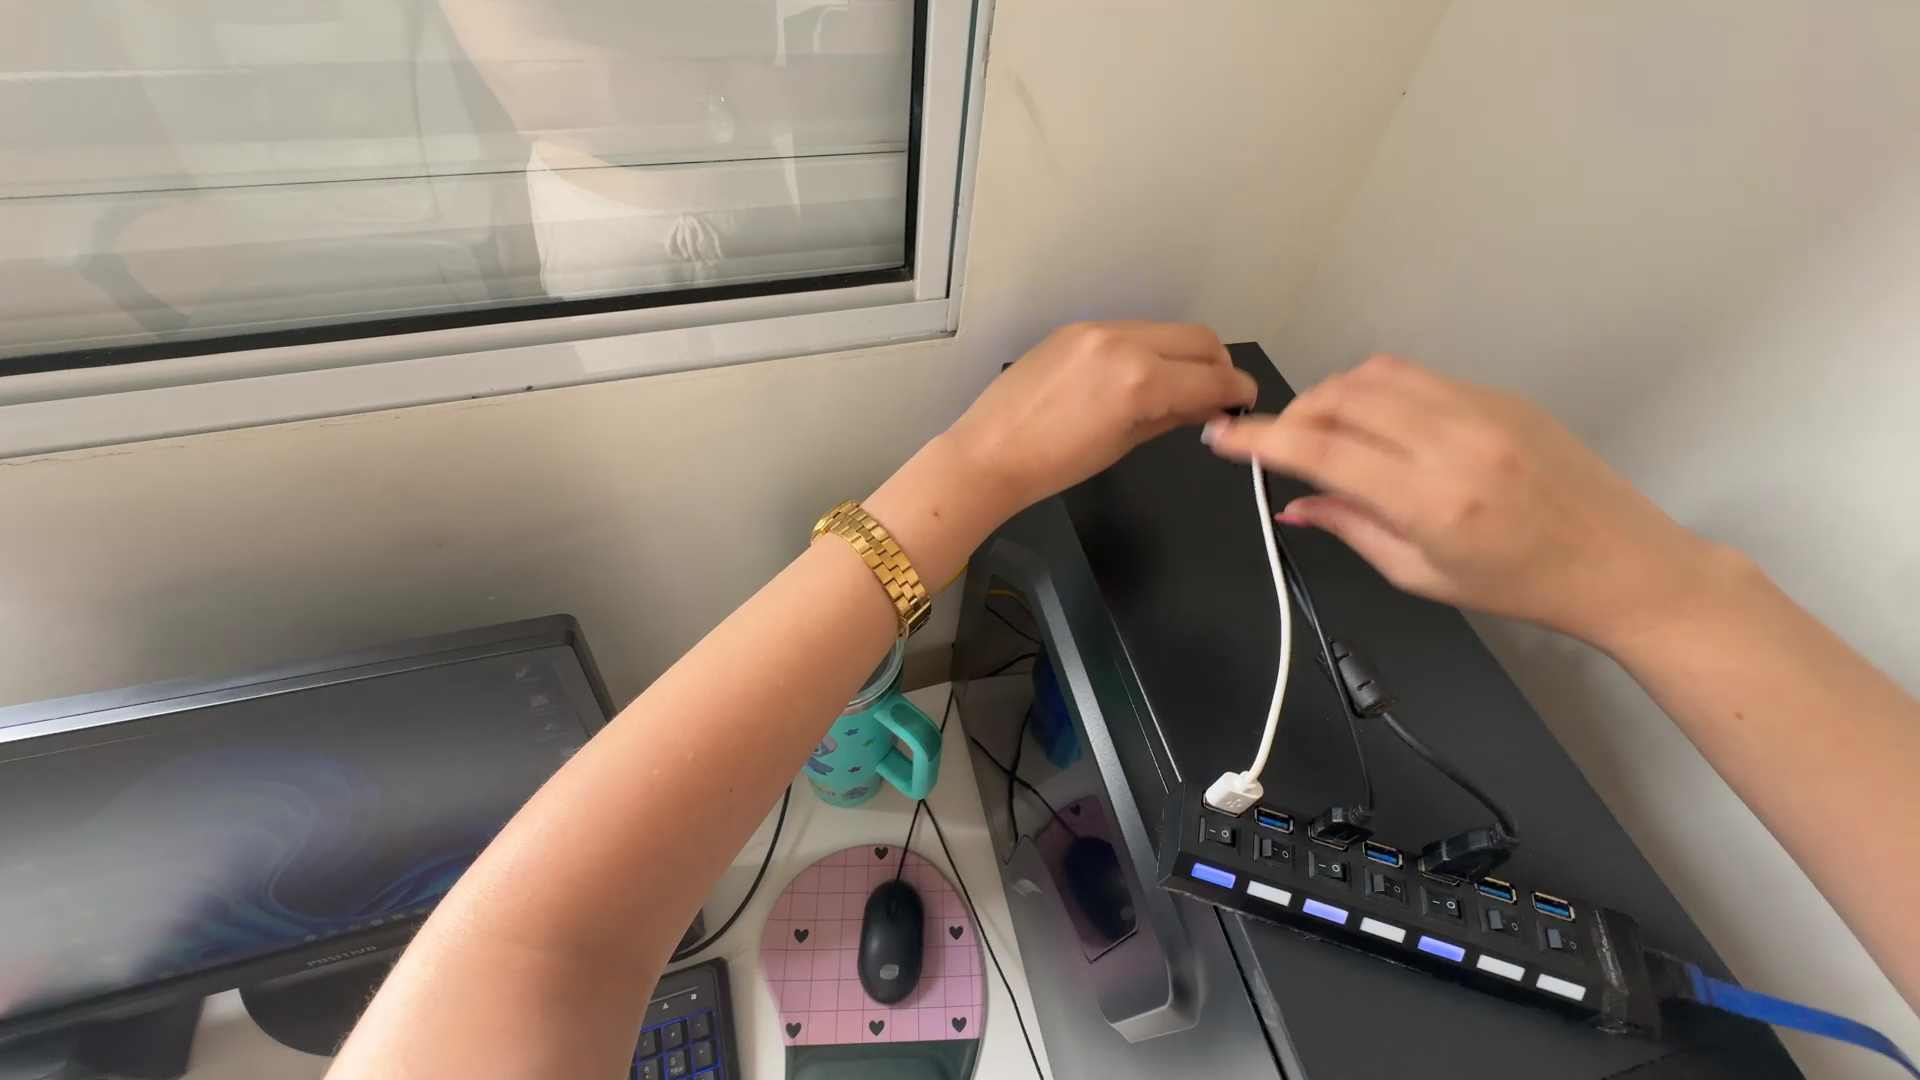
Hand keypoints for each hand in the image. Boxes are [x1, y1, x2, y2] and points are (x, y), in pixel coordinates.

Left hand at [944, 321, 1258, 514]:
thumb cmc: (1050, 464)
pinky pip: (1128, 331)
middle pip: (1199, 339)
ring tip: (1174, 388)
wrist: (989, 453)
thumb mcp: (1123, 444)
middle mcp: (1122, 343)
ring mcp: (1095, 330)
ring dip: (1181, 355)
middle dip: (1217, 366)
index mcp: (1139, 380)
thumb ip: (1173, 416)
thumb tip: (1208, 406)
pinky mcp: (1074, 329)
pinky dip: (1145, 349)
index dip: (1237, 392)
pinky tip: (1135, 377)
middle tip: (1214, 395)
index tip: (1243, 401)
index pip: (1213, 377)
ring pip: (1165, 331)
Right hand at [1202, 355, 1723, 647]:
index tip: (1223, 438)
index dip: (1260, 441)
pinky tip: (1371, 425)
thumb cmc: (1521, 584)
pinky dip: (1373, 392)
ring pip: (1374, 374)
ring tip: (1319, 430)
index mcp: (1433, 500)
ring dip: (1329, 396)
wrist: (1623, 564)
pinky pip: (1415, 377)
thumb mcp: (1417, 572)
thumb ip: (1347, 527)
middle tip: (1275, 442)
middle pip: (1341, 397)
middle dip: (1292, 414)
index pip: (1322, 453)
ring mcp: (1483, 410)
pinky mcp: (1499, 397)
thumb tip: (1292, 505)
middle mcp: (1457, 443)